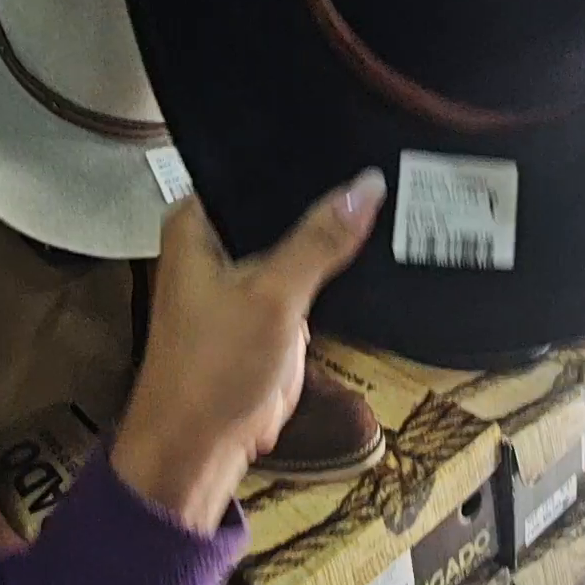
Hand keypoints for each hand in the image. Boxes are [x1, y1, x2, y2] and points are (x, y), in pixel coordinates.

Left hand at [112, 169, 387, 532]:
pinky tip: (370, 239)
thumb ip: (320, 240)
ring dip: (330, 230)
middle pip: (279, 204)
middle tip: (384, 159)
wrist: (196, 452)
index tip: (356, 133)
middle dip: (325, 192)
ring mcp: (239, 273)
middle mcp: (214, 239)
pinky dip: (328, 265)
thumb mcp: (274, 296)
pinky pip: (301, 272)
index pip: (256, 168)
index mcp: (196, 221)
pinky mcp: (261, 305)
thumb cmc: (217, 365)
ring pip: (293, 239)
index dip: (304, 155)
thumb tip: (370, 182)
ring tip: (388, 188)